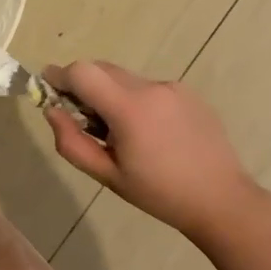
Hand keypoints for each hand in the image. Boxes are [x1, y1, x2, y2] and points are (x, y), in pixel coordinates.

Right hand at [43, 60, 259, 236]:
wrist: (222, 200)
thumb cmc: (159, 194)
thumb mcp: (107, 175)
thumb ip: (72, 142)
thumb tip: (52, 110)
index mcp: (129, 109)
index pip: (82, 72)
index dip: (60, 76)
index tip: (49, 88)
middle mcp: (151, 88)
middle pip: (102, 69)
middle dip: (84, 85)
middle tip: (84, 118)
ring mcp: (172, 87)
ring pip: (125, 79)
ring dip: (111, 94)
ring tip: (123, 133)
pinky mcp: (188, 93)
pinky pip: (149, 87)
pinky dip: (137, 100)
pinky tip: (151, 133)